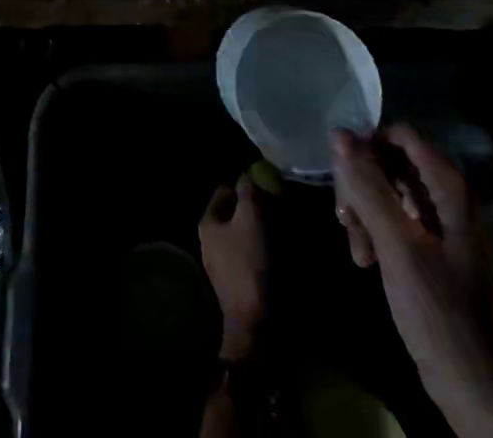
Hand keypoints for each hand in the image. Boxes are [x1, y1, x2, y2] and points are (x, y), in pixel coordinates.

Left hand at [199, 177, 268, 361]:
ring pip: (243, 229)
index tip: (268, 181)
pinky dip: (262, 242)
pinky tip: (279, 244)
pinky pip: (249, 249)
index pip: (225, 190)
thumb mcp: (250, 220)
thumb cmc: (249, 263)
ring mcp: (222, 259)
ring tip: (283, 220)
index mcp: (208, 221)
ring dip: (261, 223)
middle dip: (255, 204)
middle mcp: (210, 238)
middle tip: (279, 200)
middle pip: (234, 210)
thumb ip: (248, 193)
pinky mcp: (237, 275)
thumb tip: (248, 174)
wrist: (253, 319)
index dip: (245, 182)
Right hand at [331, 125, 492, 437]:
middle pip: (392, 164)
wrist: (479, 390)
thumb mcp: (398, 247)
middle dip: (361, 187)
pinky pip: (395, 223)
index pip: (401, 136)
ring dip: (364, 215)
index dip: (367, 147)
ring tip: (356, 252)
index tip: (341, 177)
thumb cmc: (440, 314)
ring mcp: (441, 226)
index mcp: (450, 189)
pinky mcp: (432, 252)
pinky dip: (376, 236)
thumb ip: (369, 188)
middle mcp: (447, 198)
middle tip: (344, 221)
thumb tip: (339, 133)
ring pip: (389, 195)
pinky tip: (365, 262)